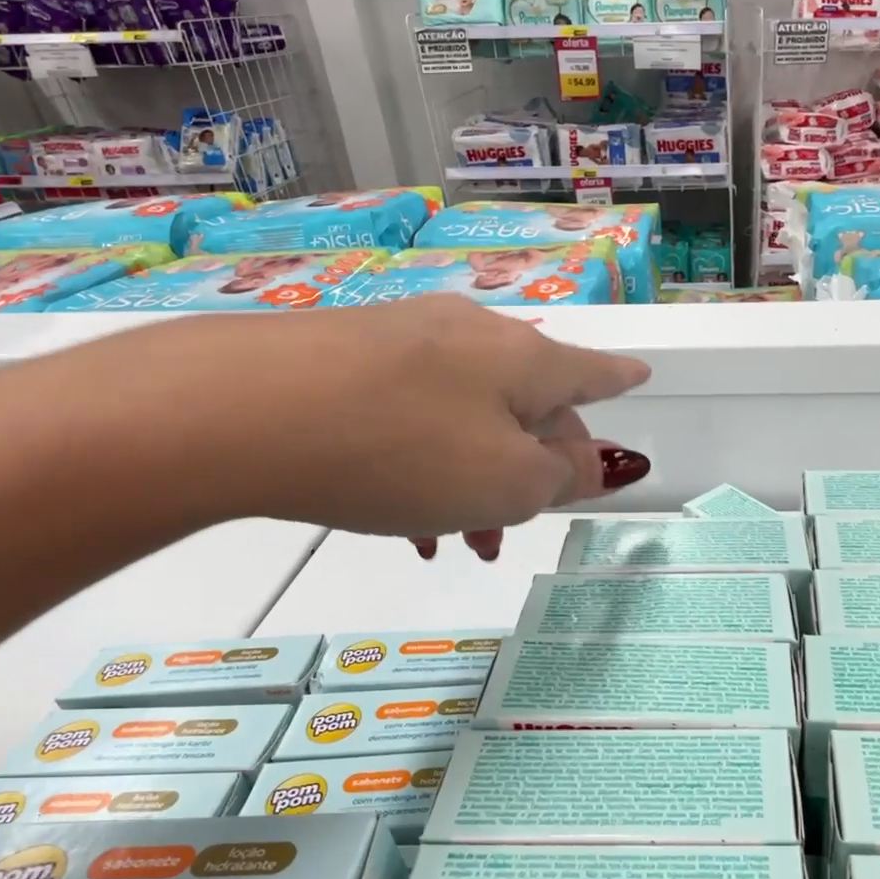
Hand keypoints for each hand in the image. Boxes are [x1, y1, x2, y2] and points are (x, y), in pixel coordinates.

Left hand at [91, 294, 650, 543]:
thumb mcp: (508, 483)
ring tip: (449, 542)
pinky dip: (422, 462)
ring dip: (471, 479)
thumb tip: (598, 462)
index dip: (620, 380)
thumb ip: (564, 476)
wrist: (239, 409)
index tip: (640, 374)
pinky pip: (410, 412)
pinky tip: (396, 513)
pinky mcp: (348, 353)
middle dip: (528, 473)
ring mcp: (406, 338)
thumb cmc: (403, 451)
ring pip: (466, 415)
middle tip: (504, 538)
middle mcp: (472, 336)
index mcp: (525, 361)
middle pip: (526, 404)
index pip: (592, 372)